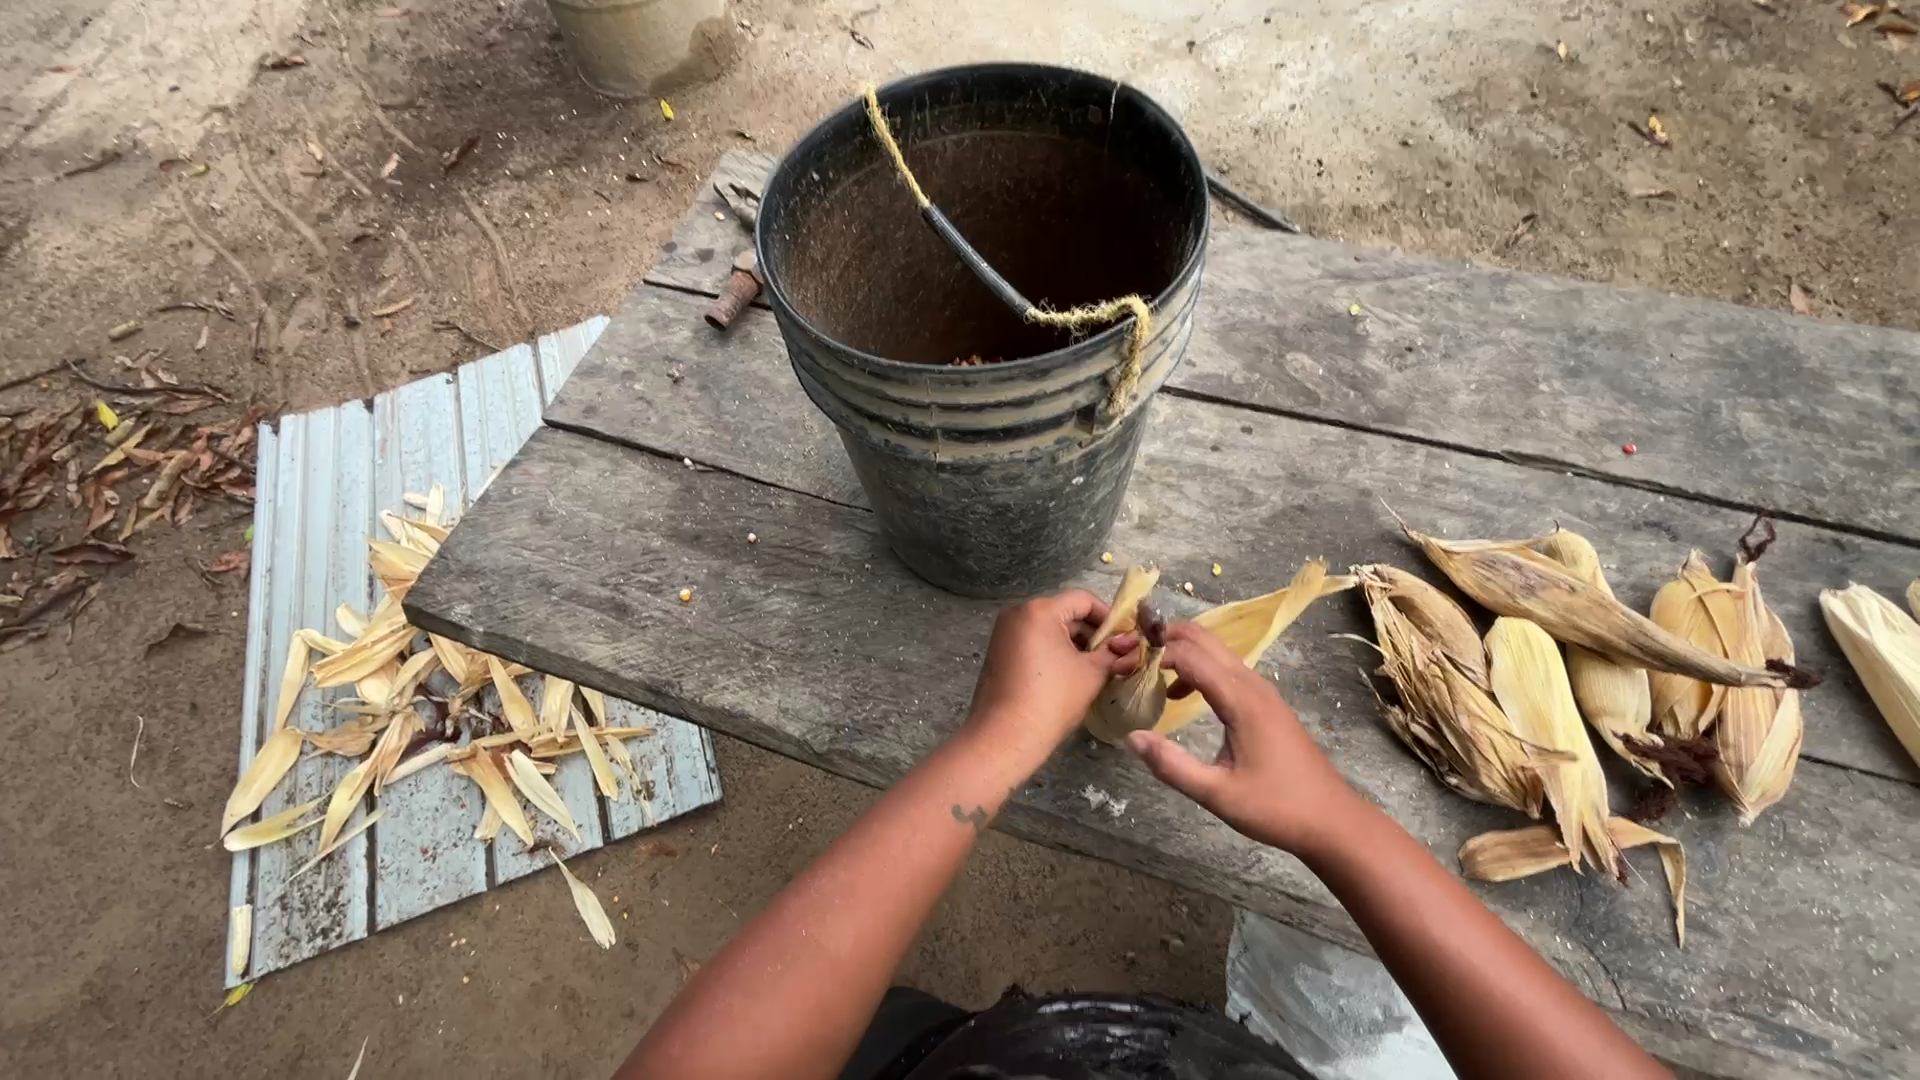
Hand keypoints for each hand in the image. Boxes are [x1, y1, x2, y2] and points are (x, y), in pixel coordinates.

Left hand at [962, 589, 1138, 762]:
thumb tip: (1132, 644)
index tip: (1125, 638)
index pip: (1082, 599)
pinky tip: (1071, 674)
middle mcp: (1017, 613)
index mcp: (1039, 610)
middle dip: (1092, 633)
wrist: (1004, 737)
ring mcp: (1004, 632)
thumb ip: (1113, 653)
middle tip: (1115, 656)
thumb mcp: (1091, 673)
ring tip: (1098, 668)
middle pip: (1064, 612)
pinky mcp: (999, 652)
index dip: (1109, 616)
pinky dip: (1054, 651)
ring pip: (1049, 628)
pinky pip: (1034, 641)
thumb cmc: (1052, 699)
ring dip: (1075, 643)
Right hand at [1124, 622, 1359, 855]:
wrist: (1333, 821)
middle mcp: (1252, 685)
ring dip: (1181, 652)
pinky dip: (1197, 668)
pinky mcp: (1265, 703)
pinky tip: (1180, 696)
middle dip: (1166, 638)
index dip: (1154, 654)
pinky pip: (1225, 669)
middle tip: (1130, 656)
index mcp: (1242, 700)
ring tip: (1147, 673)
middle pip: (1204, 639)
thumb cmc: (1278, 808)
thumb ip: (1172, 766)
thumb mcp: (1218, 794)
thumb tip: (1132, 737)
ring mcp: (1262, 692)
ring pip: (1216, 651)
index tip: (1124, 666)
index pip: (1189, 656)